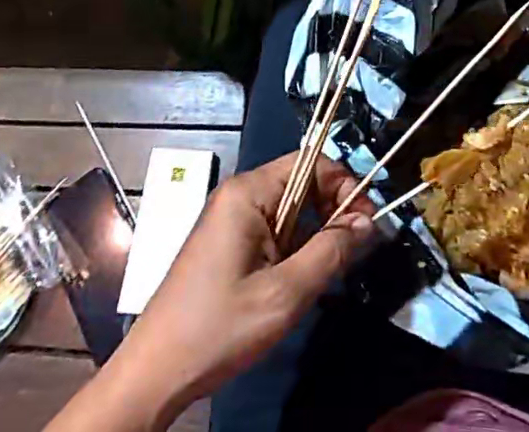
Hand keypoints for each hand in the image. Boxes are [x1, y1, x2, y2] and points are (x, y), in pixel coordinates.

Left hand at [46, 153, 375, 431]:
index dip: (345, 183)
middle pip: (301, 183)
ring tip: (336, 267)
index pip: (309, 162)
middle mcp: (239, 195)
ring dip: (318, 232)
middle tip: (358, 248)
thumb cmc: (219, 327)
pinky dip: (298, 246)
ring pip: (291, 210)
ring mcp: (232, 219)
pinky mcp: (230, 243)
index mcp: (247, 192)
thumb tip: (368, 222)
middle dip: (334, 208)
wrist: (159, 367)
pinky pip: (275, 230)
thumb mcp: (284, 294)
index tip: (369, 221)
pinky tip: (307, 276)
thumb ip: (330, 252)